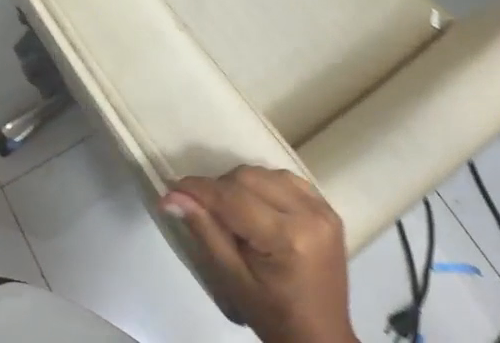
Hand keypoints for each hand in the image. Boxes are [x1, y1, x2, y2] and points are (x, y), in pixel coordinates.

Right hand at [161, 167, 356, 342]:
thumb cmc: (272, 315)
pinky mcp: (328, 209)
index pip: (233, 198)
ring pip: (265, 173)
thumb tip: (171, 197)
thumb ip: (204, 231)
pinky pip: (287, 179)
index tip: (171, 189)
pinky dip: (265, 185)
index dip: (198, 189)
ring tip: (231, 211)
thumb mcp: (232, 279)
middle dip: (219, 188)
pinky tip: (256, 205)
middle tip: (203, 209)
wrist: (319, 336)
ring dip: (241, 185)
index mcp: (289, 238)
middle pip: (248, 177)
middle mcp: (310, 215)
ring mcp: (323, 210)